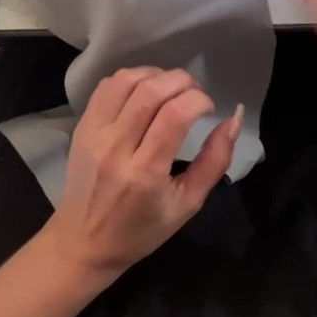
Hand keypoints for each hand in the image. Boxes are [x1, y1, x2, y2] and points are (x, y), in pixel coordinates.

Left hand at [41, 68, 242, 275]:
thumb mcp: (187, 204)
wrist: (85, 241)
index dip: (198, 99)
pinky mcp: (82, 126)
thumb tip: (234, 119)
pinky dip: (132, 78)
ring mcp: (94, 133)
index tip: (209, 107)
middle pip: (150, 91)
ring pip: (127, 80)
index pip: (174, 115)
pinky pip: (107, 86)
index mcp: (145, 173)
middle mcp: (116, 147)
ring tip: (172, 88)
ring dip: (156, 75)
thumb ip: (214, 161)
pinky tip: (146, 90)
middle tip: (195, 93)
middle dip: (181, 81)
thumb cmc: (141, 229)